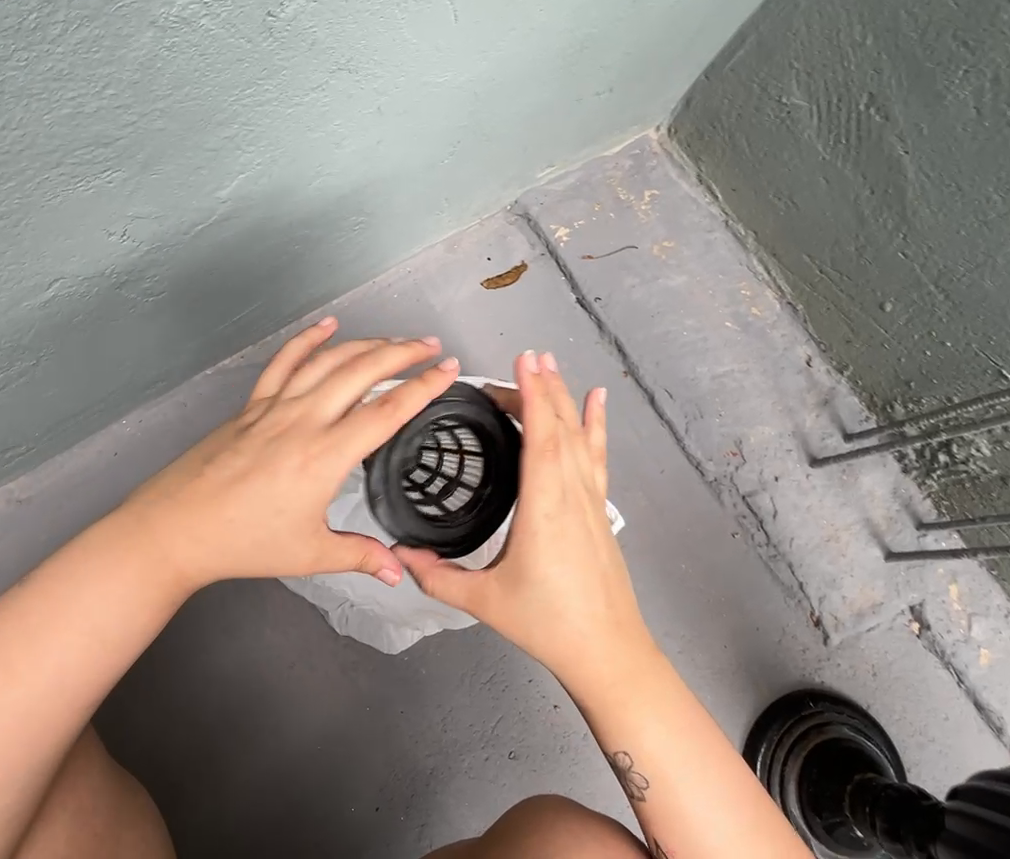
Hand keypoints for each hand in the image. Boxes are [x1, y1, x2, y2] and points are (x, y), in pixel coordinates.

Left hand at [114, 317, 459, 590]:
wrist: (177, 527)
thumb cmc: (242, 542)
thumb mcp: (308, 554)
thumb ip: (359, 556)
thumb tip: (396, 571)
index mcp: (325, 455)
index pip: (387, 410)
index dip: (424, 387)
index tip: (449, 370)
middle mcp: (304, 420)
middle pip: (363, 371)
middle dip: (404, 352)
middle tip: (432, 345)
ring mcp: (276, 407)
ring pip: (329, 361)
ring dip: (367, 344)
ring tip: (396, 339)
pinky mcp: (253, 406)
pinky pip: (284, 362)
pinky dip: (308, 340)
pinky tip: (327, 326)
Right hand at [394, 351, 654, 687]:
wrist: (607, 651)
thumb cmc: (548, 624)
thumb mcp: (484, 600)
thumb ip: (438, 576)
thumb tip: (401, 554)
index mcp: (544, 507)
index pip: (541, 437)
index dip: (533, 395)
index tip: (523, 362)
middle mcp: (571, 494)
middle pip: (559, 427)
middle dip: (542, 387)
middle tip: (523, 358)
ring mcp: (590, 500)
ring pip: (580, 436)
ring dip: (565, 397)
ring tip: (551, 364)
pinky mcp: (600, 510)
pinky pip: (598, 456)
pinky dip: (597, 425)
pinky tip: (598, 402)